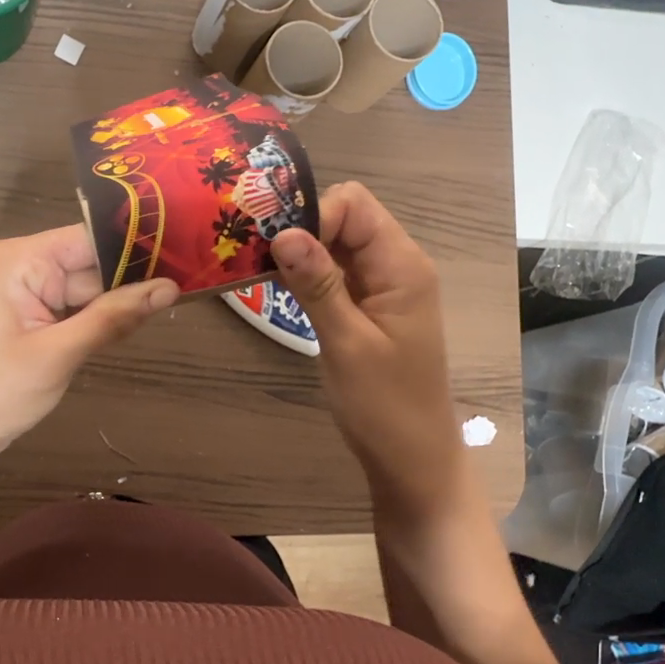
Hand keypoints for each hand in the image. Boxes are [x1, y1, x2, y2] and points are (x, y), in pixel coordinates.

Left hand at [0, 225, 177, 462]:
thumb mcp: (58, 355)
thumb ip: (112, 318)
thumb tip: (169, 288)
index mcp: (15, 259)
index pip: (87, 239)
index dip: (135, 248)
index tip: (185, 256)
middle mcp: (14, 264)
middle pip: (86, 264)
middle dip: (127, 283)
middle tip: (187, 290)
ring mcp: (15, 292)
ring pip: (80, 291)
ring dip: (110, 308)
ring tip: (168, 310)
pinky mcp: (19, 318)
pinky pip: (65, 310)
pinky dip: (90, 323)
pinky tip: (125, 330)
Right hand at [271, 182, 460, 514]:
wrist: (411, 458)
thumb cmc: (384, 405)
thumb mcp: (346, 344)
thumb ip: (317, 285)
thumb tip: (283, 233)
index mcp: (402, 266)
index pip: (353, 205)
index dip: (311, 216)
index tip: (272, 248)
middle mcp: (395, 266)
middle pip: (344, 218)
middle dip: (299, 229)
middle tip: (253, 255)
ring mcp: (382, 287)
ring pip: (336, 245)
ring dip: (298, 252)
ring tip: (255, 269)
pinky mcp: (367, 308)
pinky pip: (335, 273)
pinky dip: (306, 274)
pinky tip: (276, 287)